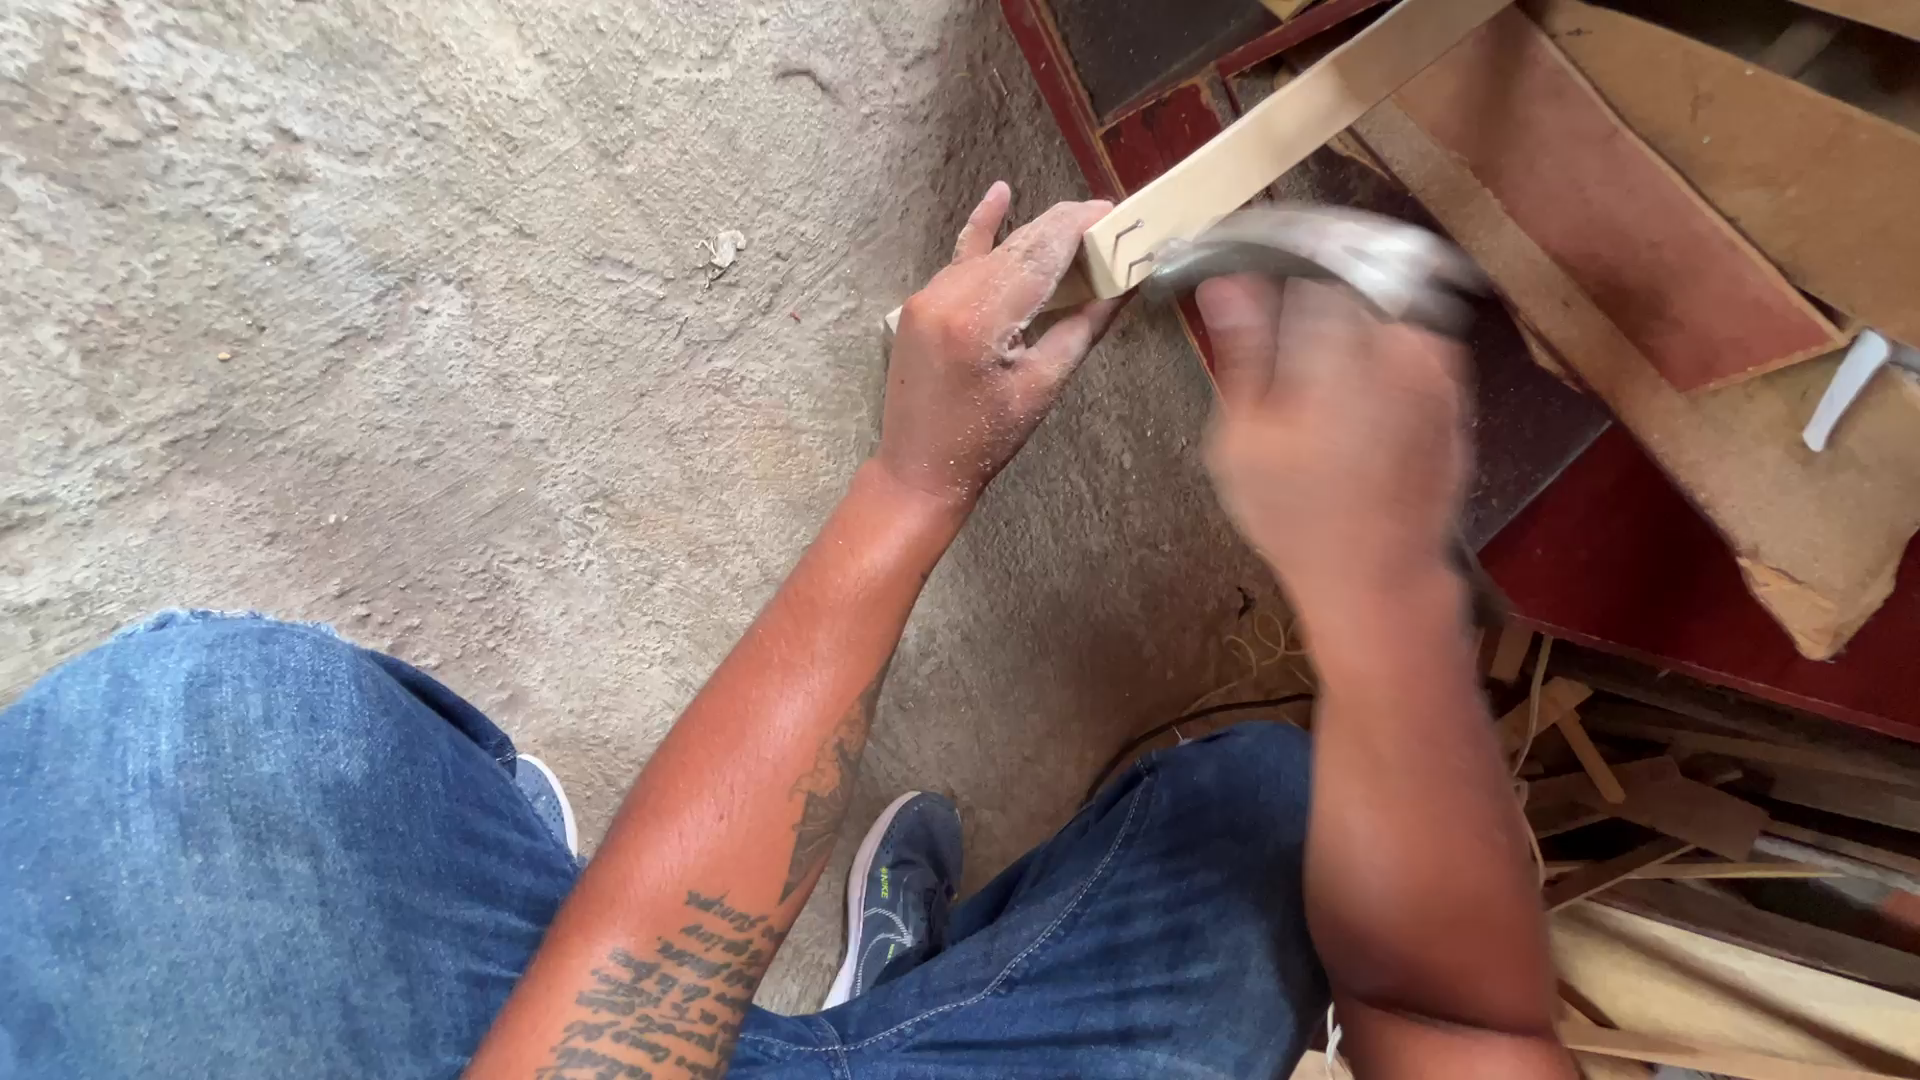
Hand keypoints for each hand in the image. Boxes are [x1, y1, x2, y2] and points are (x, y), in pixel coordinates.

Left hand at [878, 182, 1124, 506]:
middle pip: (1018, 245)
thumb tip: (1125, 285)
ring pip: (992, 252)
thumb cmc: (984, 440)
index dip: (1081, 226)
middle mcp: (948, 294)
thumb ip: (1083, 328)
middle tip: (1109, 222)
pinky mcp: (919, 304)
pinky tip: (1000, 194)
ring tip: (1077, 229)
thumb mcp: (1042, 387)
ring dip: (1034, 239)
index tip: (1117, 212)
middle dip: (1064, 229)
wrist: (918, 469)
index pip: (1041, 252)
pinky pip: (958, 260)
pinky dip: (983, 233)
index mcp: (981, 319)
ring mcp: (927, 296)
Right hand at [1197, 275, 1469, 628]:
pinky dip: (1374, 355)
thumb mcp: (1244, 441)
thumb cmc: (1294, 516)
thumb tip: (1226, 283)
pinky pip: (1409, 346)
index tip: (1242, 272)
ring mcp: (1441, 369)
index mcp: (1345, 349)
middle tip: (1273, 346)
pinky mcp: (1457, 394)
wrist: (1377, 578)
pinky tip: (1346, 406)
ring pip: (1381, 312)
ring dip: (1342, 327)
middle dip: (1306, 299)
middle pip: (1350, 280)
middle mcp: (1404, 343)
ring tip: (1308, 383)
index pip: (1311, 261)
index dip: (1273, 260)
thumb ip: (1243, 353)